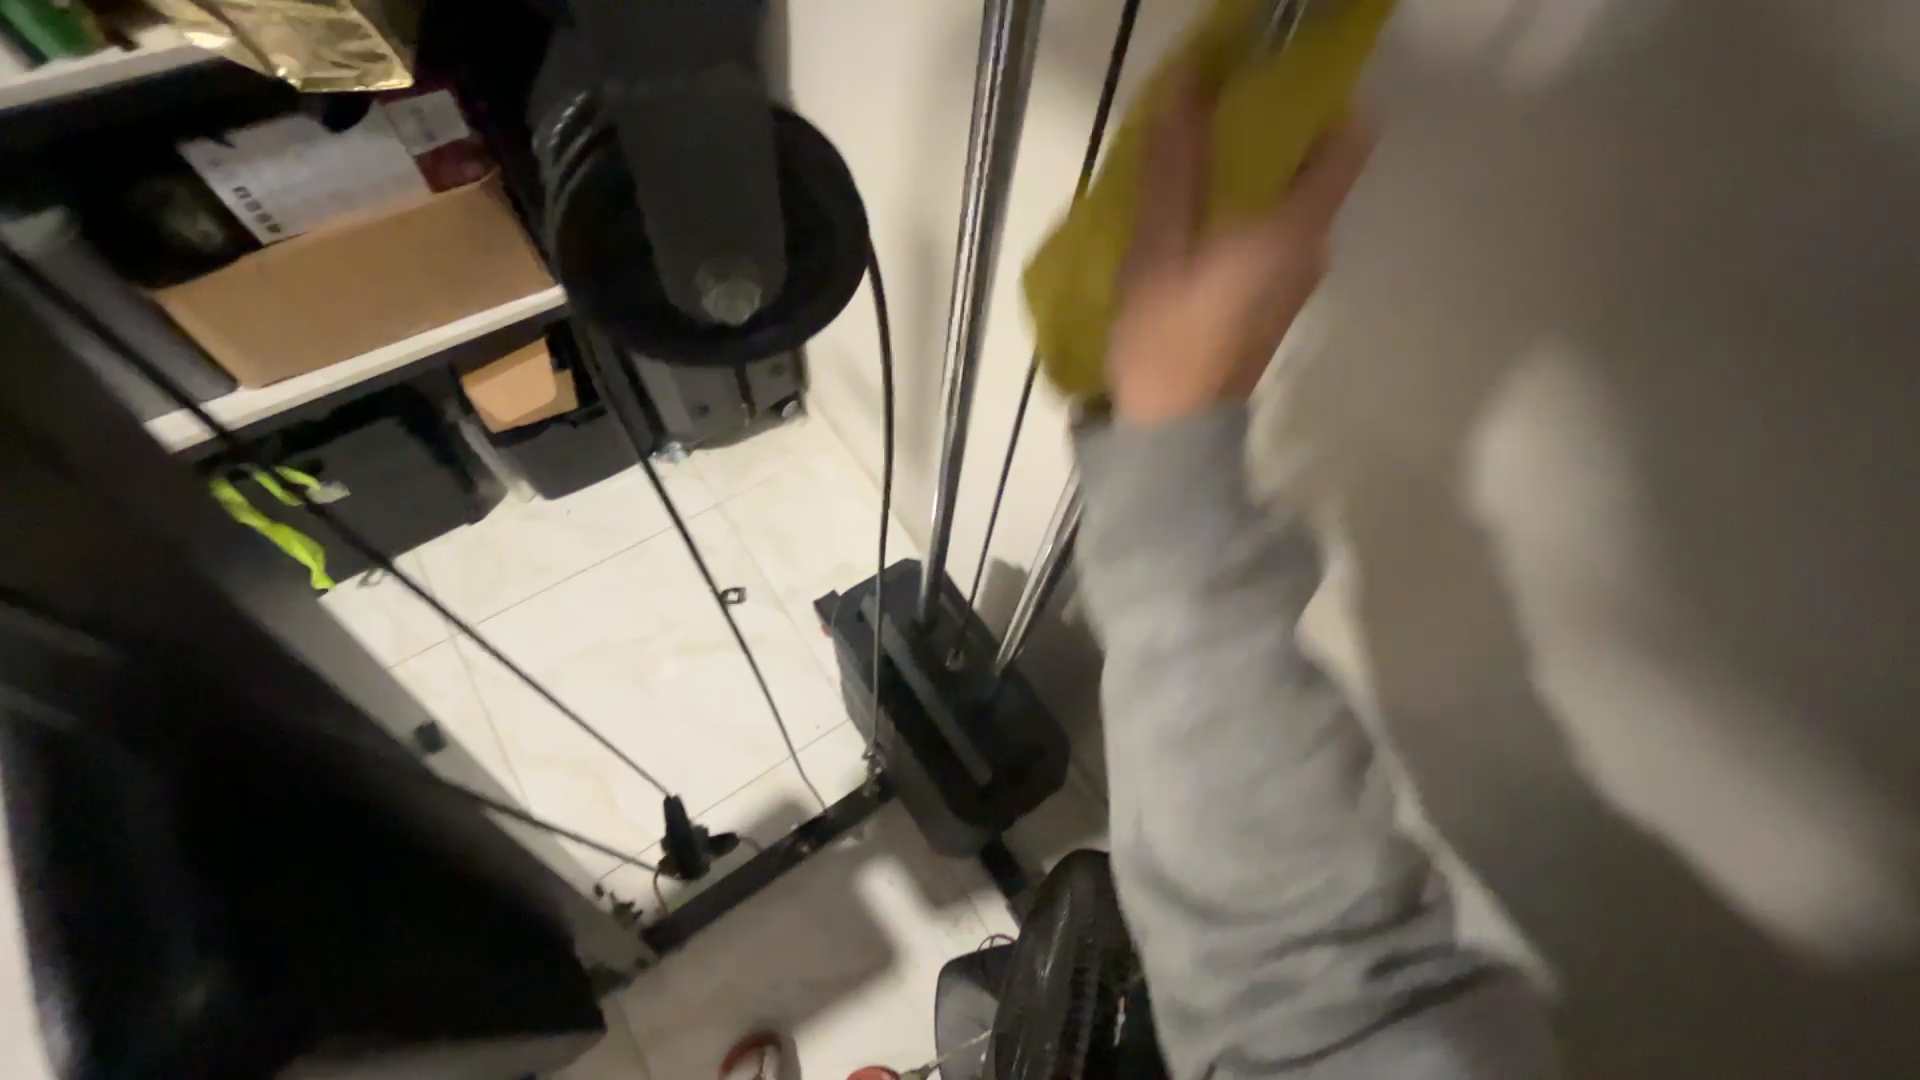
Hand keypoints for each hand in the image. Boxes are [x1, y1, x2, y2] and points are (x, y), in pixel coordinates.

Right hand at [1105, 85, 1373, 425]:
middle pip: (1314, 167)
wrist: (1173, 430)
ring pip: (1290, 204)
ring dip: (1249, 181)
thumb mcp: (1157, 248)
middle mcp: (1313, 248)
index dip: (1317, 101)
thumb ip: (1174, 165)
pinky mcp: (1276, 304)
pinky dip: (1243, 219)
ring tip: (1189, 181)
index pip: (1350, 136)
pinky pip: (1273, 237)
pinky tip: (1193, 234)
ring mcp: (1298, 280)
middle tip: (1206, 129)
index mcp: (1295, 227)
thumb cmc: (1165, 339)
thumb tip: (1188, 81)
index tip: (1262, 93)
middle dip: (1268, 138)